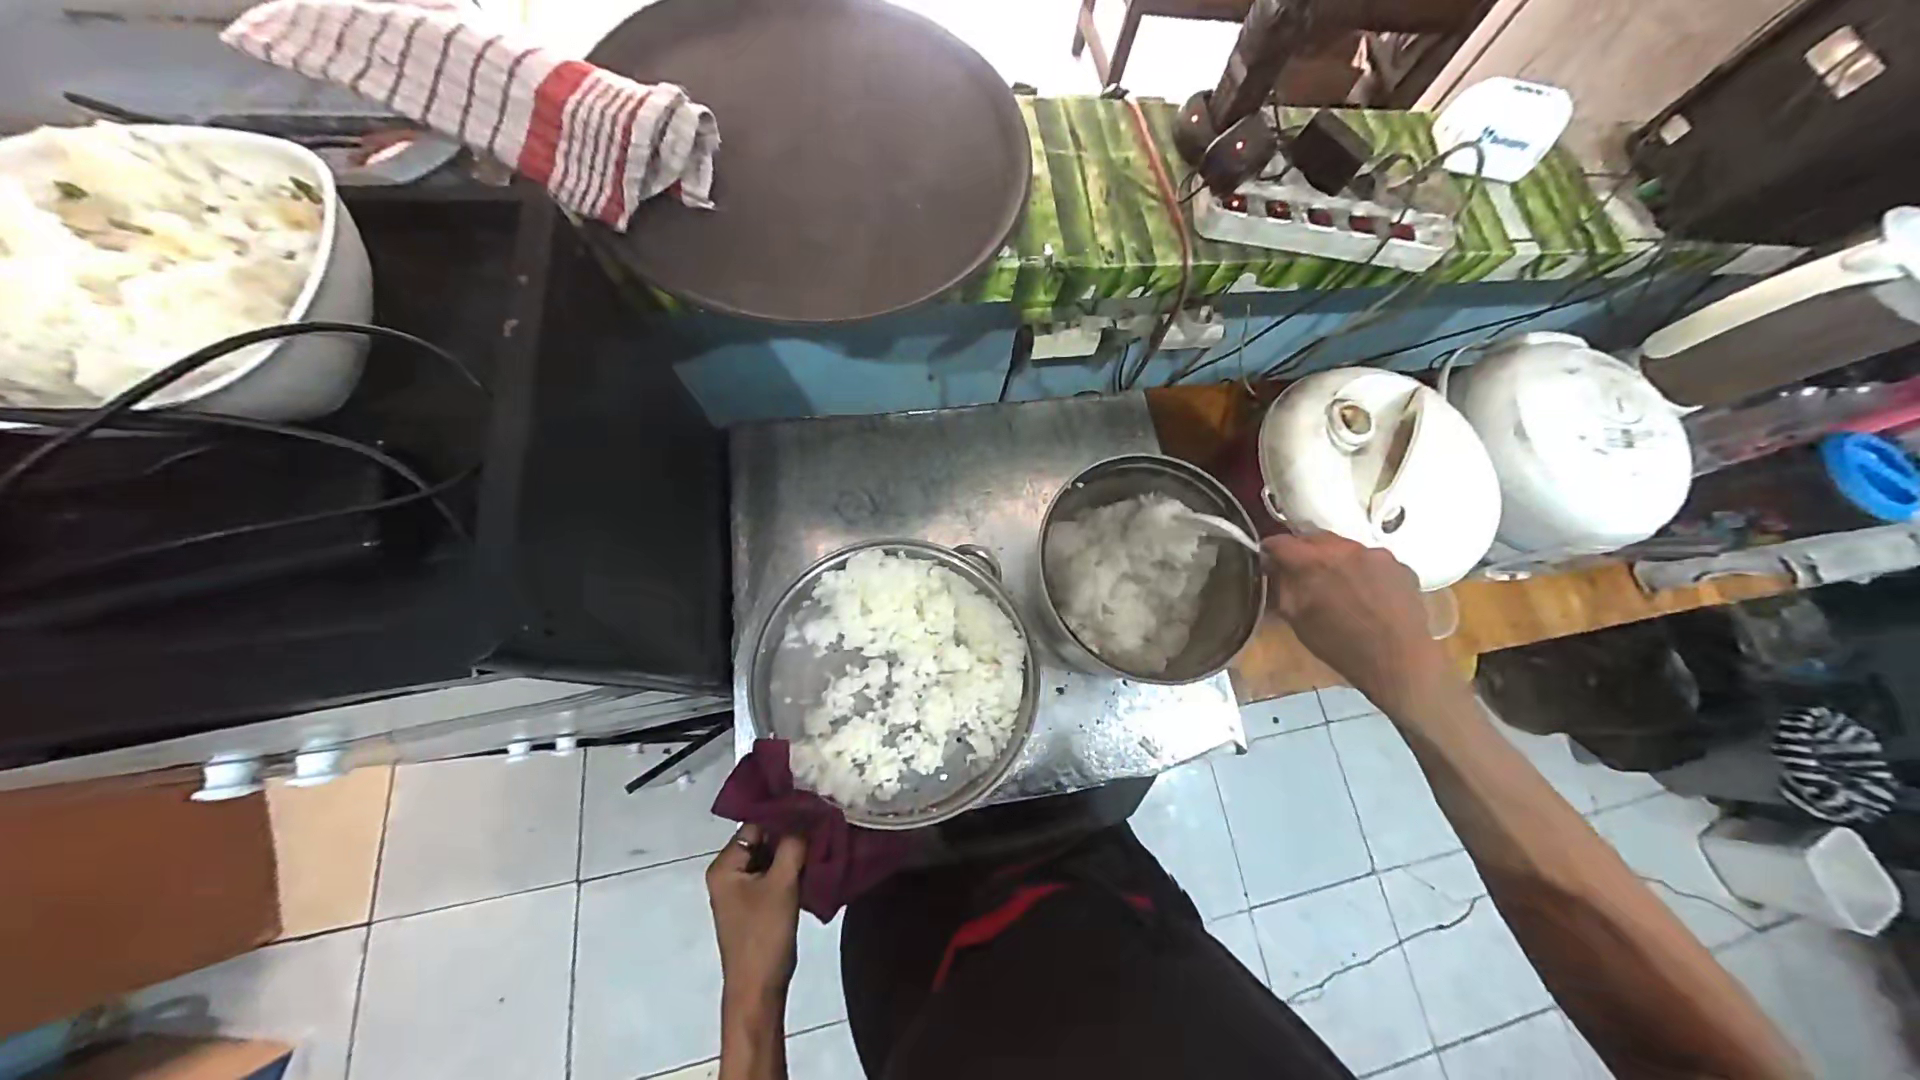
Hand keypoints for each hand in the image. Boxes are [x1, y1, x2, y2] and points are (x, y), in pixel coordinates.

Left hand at [707, 824, 806, 1010]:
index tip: (812, 807)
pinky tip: (813, 861)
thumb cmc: (765, 933)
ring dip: (792, 850)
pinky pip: (773, 873)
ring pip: (770, 856)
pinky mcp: (755, 902)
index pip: (755, 824)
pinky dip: (791, 867)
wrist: (759, 988)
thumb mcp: (782, 883)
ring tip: (821, 837)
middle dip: (790, 832)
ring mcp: (741, 889)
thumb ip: (793, 844)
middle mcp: (728, 872)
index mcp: (724, 865)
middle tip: (820, 821)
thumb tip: (806, 814)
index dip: (783, 815)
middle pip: (762, 838)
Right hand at [1262, 531, 1460, 711]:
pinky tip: (1365, 594)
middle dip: (1303, 552)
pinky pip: (1371, 560)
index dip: (1270, 550)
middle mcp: (1345, 548)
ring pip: (1345, 547)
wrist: (1398, 660)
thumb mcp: (1295, 617)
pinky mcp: (1400, 565)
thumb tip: (1272, 566)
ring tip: (1337, 585)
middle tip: (1301, 573)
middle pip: (1314, 538)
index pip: (1280, 541)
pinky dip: (1361, 570)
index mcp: (1313, 560)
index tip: (1267, 560)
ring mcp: (1377, 554)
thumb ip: (1280, 585)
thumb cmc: (1338, 643)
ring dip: (1334, 560)